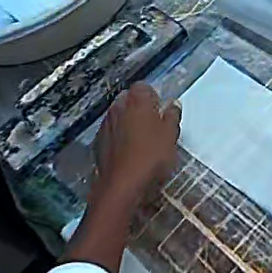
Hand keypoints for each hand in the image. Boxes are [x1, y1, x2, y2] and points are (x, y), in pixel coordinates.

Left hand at [64, 84, 180, 272]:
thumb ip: (172, 116)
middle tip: (153, 126)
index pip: (143, 87)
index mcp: (137, 100)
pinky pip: (111, 132)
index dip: (153, 98)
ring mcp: (105, 124)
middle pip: (129, 99)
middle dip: (139, 108)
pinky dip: (118, 137)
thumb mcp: (170, 136)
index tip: (161, 112)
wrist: (122, 185)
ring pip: (118, 116)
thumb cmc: (151, 156)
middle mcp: (117, 107)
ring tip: (141, 142)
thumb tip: (173, 105)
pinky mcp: (97, 141)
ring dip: (127, 123)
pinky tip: (128, 153)